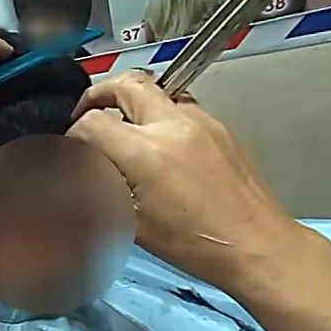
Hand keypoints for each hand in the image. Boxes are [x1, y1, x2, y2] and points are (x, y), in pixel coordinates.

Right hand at [68, 73, 309, 288]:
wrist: (258, 246)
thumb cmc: (198, 245)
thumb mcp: (135, 226)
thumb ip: (101, 193)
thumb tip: (79, 175)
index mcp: (148, 153)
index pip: (92, 124)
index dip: (73, 135)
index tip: (72, 150)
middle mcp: (174, 126)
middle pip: (125, 84)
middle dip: (98, 95)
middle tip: (86, 113)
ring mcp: (202, 122)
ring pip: (157, 91)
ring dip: (133, 103)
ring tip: (123, 130)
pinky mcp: (221, 129)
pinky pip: (182, 108)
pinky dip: (161, 118)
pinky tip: (161, 148)